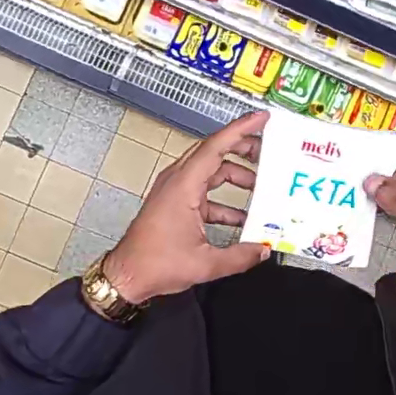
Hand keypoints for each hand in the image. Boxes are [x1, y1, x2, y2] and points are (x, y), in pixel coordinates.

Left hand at [105, 110, 270, 302]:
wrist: (127, 276)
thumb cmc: (153, 264)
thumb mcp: (206, 263)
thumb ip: (241, 256)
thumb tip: (262, 250)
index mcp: (184, 187)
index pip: (216, 146)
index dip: (241, 129)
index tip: (261, 119)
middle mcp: (178, 182)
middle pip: (214, 151)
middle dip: (243, 148)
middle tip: (268, 151)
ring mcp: (175, 191)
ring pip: (211, 171)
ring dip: (236, 175)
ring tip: (260, 186)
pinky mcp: (175, 203)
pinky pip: (205, 191)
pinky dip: (225, 199)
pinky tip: (242, 216)